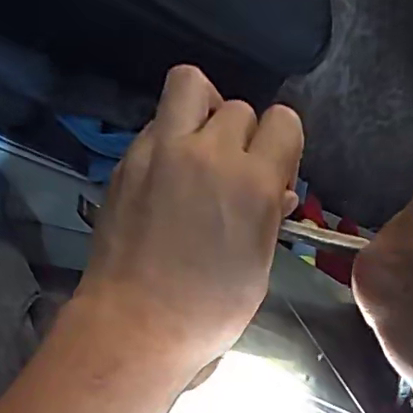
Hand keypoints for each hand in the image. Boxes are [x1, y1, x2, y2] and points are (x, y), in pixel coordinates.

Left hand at [74, 66, 303, 372]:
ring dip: (202, 109)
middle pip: (239, 108)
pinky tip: (167, 178)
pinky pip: (156, 124)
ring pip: (189, 85)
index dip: (283, 148)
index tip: (272, 177)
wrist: (135, 327)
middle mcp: (209, 154)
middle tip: (232, 177)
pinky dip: (168, 139)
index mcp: (252, 184)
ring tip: (199, 149)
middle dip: (243, 138)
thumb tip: (276, 194)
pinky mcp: (128, 162)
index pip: (284, 123)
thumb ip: (267, 221)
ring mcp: (162, 152)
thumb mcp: (256, 274)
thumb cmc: (206, 316)